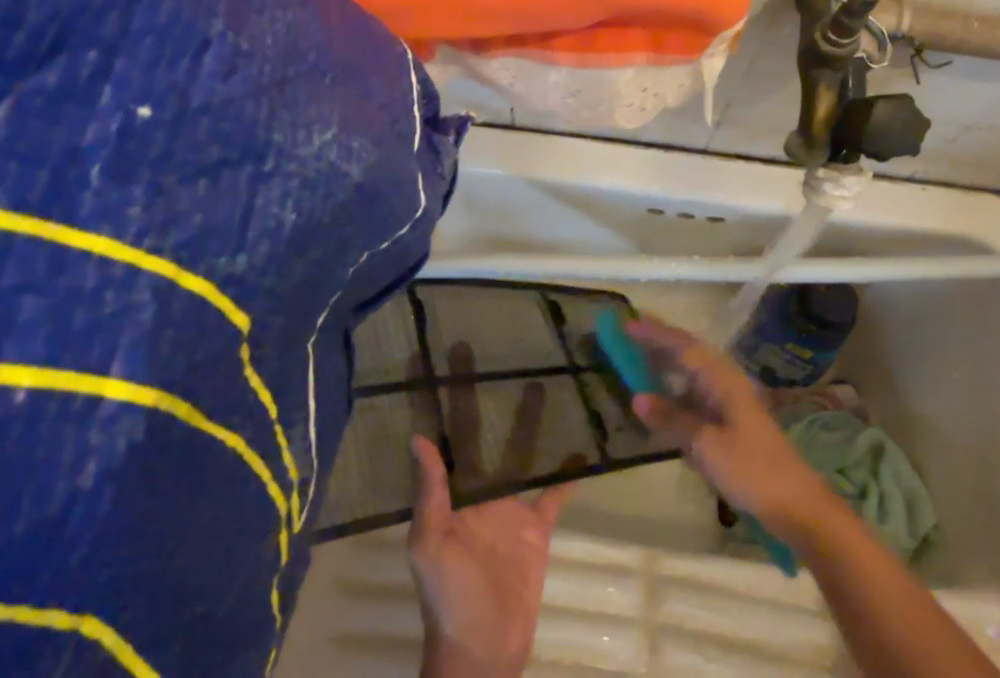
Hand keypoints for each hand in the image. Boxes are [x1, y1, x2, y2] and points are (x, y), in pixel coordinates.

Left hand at [406, 345, 577, 677]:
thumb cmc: (448, 594)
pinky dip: (566, 473)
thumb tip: (418, 437)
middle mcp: (478, 490)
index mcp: (449, 492)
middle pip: (479, 432)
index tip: (426, 360)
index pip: (439, 434)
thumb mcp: (430, 543)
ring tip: (538, 382)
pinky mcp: (537, 528)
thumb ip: (430, 492)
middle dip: (476, 395)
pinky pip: (553, 494)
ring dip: (527, 421)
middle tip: (480, 352)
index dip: (431, 400)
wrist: (484, 647)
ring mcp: (509, 507)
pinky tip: (582, 447)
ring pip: (520, 453)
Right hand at [624, 316, 825, 525]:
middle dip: (658, 344)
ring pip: (691, 377)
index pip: (684, 346)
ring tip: (634, 364)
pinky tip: (658, 404)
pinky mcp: (728, 425)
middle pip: (688, 355)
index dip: (655, 334)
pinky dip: (673, 395)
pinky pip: (694, 399)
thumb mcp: (706, 446)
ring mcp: (729, 405)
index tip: (626, 324)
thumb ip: (671, 419)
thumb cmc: (752, 471)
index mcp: (724, 381)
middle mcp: (726, 385)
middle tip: (625, 338)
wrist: (795, 506)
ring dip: (665, 368)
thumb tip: (637, 397)